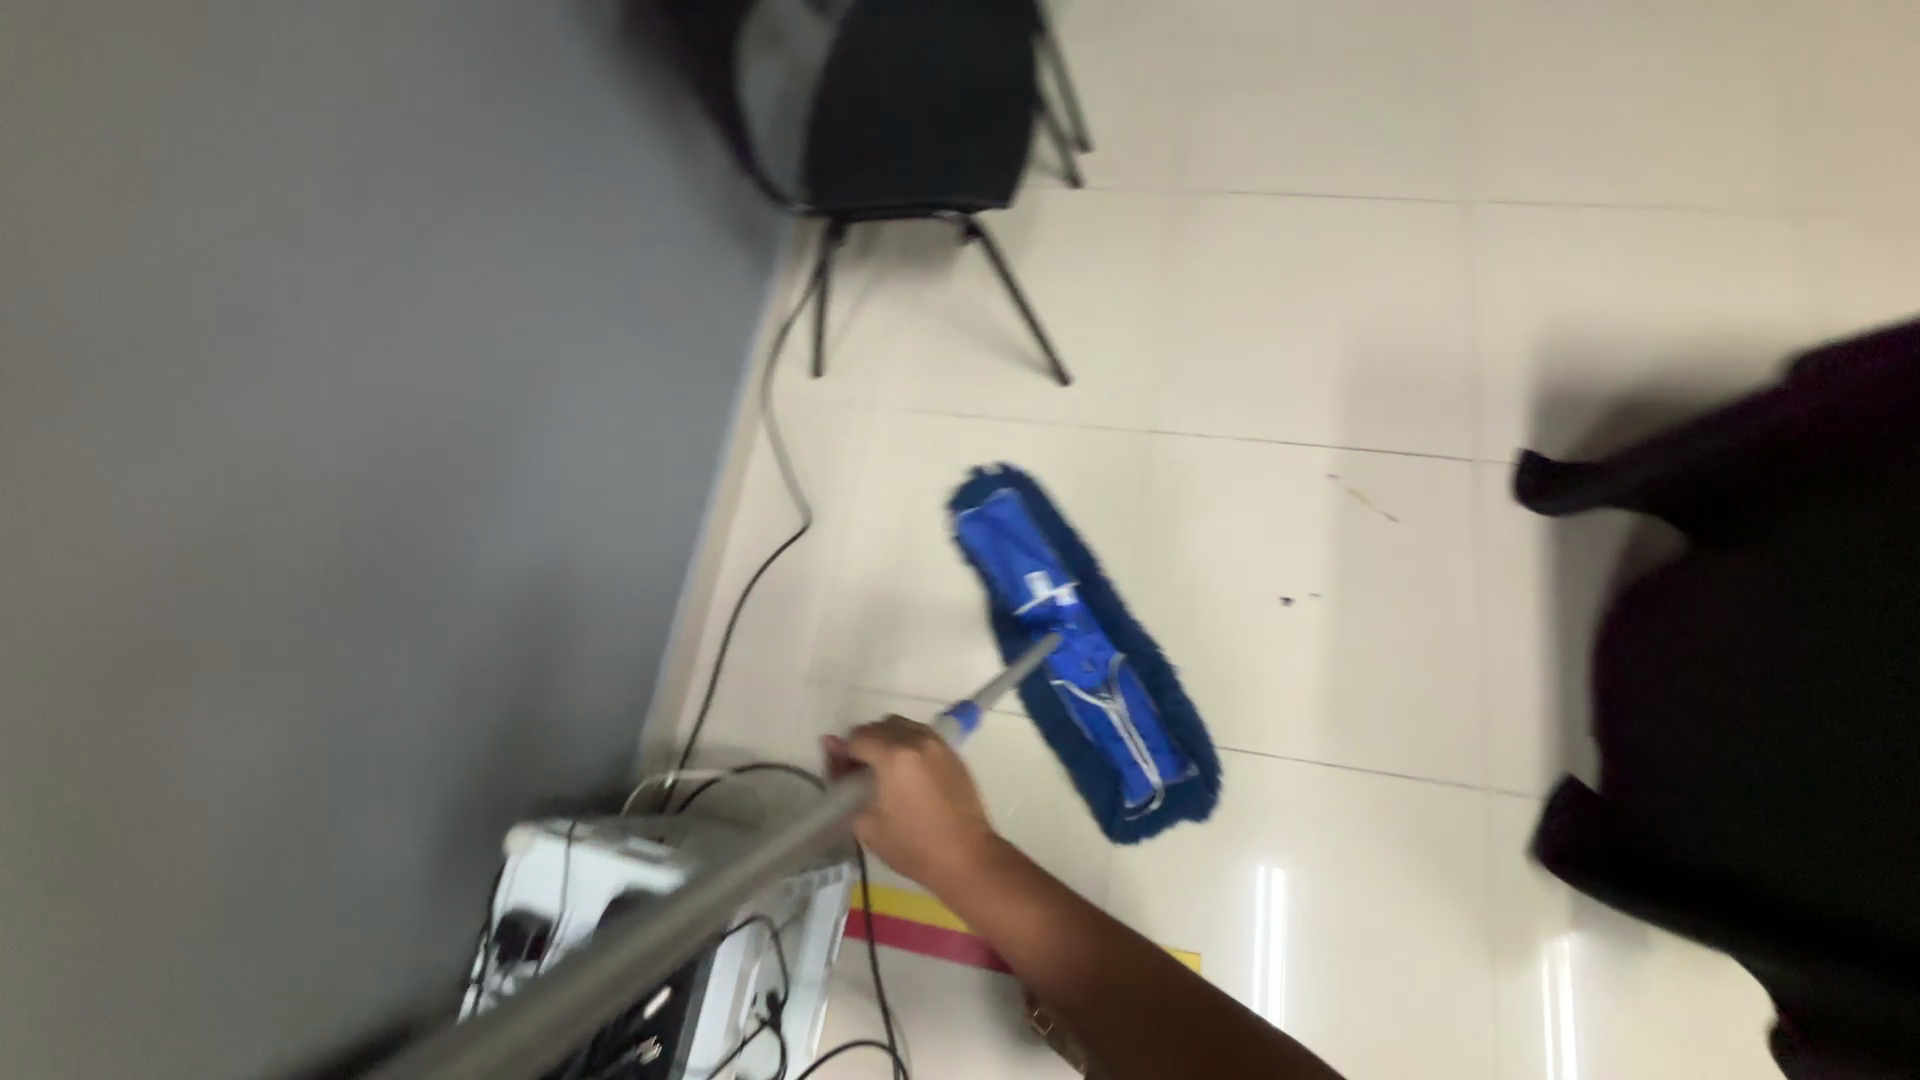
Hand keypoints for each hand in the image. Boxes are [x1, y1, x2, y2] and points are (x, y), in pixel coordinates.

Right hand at [823, 716, 1001, 890]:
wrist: (966, 856)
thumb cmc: (913, 845)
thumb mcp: (867, 824)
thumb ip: (846, 785)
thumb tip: (835, 760)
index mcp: (894, 755)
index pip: (858, 738)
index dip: (842, 753)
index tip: (838, 771)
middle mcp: (917, 740)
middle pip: (880, 726)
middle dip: (863, 743)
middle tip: (857, 771)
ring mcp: (938, 744)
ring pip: (903, 726)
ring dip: (887, 739)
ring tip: (882, 769)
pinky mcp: (953, 753)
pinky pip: (922, 736)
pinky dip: (907, 743)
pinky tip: (905, 771)